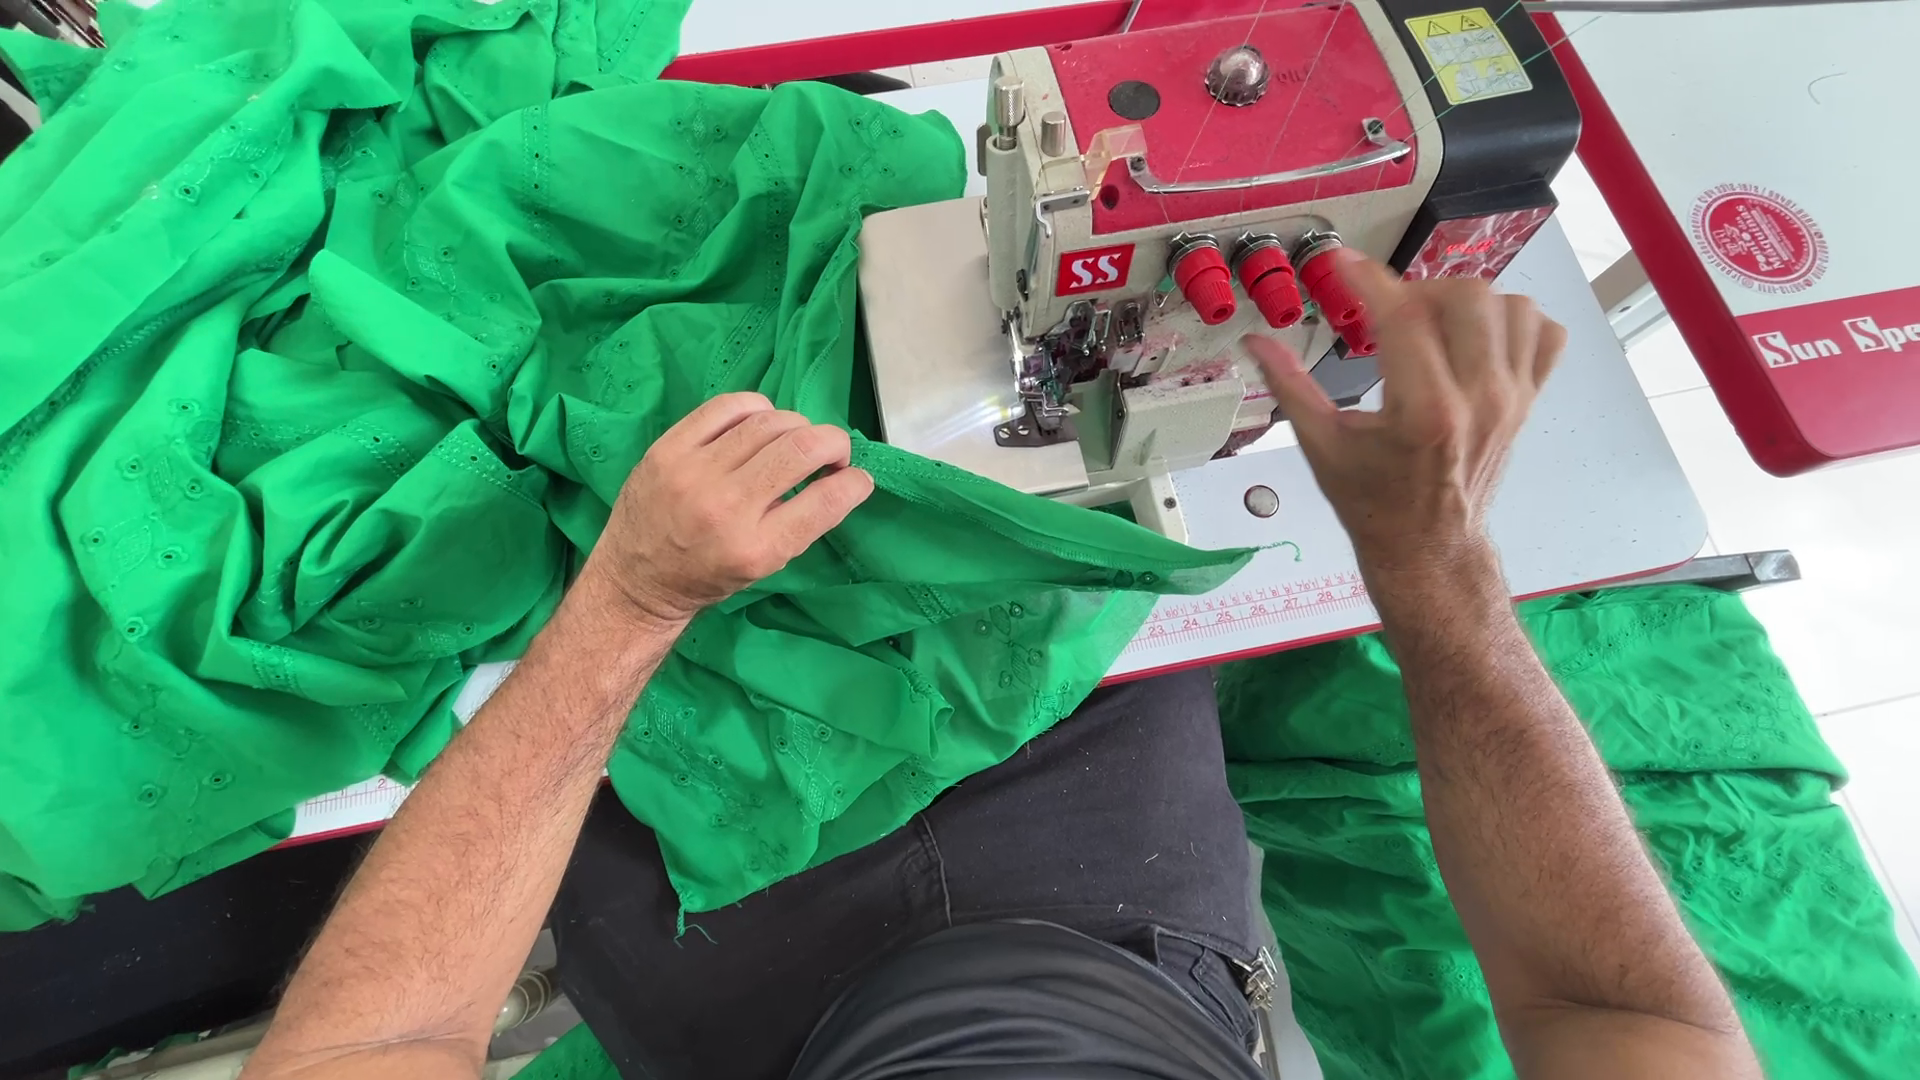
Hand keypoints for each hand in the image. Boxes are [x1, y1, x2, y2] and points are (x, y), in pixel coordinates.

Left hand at [578, 393, 874, 627]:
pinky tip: (762, 423)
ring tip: (797, 440)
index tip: (857, 478)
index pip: (825, 500)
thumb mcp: (766, 566)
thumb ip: (802, 522)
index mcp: (758, 548)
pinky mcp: (669, 448)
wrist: (638, 579)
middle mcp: (727, 507)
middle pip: (801, 449)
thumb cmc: (710, 577)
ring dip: (799, 426)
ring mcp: (694, 473)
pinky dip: (758, 409)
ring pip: (770, 422)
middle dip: (834, 443)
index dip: (854, 482)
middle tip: (834, 453)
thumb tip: (836, 476)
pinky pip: (728, 407)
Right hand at [1243, 250, 1565, 580]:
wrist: (1426, 545)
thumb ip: (1288, 386)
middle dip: (1414, 291)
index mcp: (1422, 411)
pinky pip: (1542, 331)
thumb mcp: (1319, 444)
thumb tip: (1254, 342)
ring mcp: (1513, 396)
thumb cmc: (1367, 500)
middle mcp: (1478, 396)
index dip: (1368, 281)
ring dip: (1460, 301)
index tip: (1342, 264)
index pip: (1402, 318)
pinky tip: (1471, 337)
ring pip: (1508, 305)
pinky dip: (1509, 319)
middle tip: (1382, 314)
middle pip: (1463, 297)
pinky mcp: (1531, 399)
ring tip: (1425, 325)